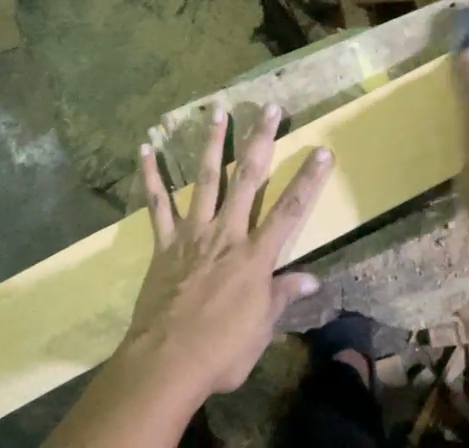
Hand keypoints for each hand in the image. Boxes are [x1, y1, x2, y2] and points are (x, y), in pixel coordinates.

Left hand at [119, 104, 334, 395]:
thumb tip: (311, 278)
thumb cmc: (221, 352)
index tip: (323, 150)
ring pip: (205, 178)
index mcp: (255, 257)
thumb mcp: (261, 331)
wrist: (168, 361)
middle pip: (248, 178)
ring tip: (216, 110)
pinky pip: (157, 203)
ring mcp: (193, 233)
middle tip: (269, 107)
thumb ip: (281, 297)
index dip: (308, 180)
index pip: (290, 210)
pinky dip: (151, 175)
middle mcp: (226, 234)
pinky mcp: (165, 242)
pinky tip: (146, 148)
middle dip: (260, 140)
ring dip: (211, 142)